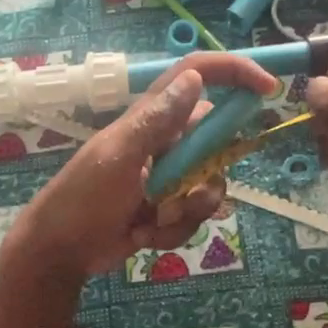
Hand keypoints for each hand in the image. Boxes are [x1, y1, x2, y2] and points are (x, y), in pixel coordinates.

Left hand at [5, 52, 278, 279]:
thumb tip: (195, 79)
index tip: (268, 90)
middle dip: (206, 180)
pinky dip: (172, 232)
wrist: (60, 252)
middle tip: (181, 198)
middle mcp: (163, 143)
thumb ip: (157, 121)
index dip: (234, 74)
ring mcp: (165, 178)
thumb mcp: (119, 158)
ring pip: (208, 189)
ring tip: (152, 221)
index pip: (197, 78)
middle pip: (216, 147)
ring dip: (186, 213)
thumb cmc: (82, 199)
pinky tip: (142, 236)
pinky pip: (192, 218)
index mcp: (150, 119)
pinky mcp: (164, 209)